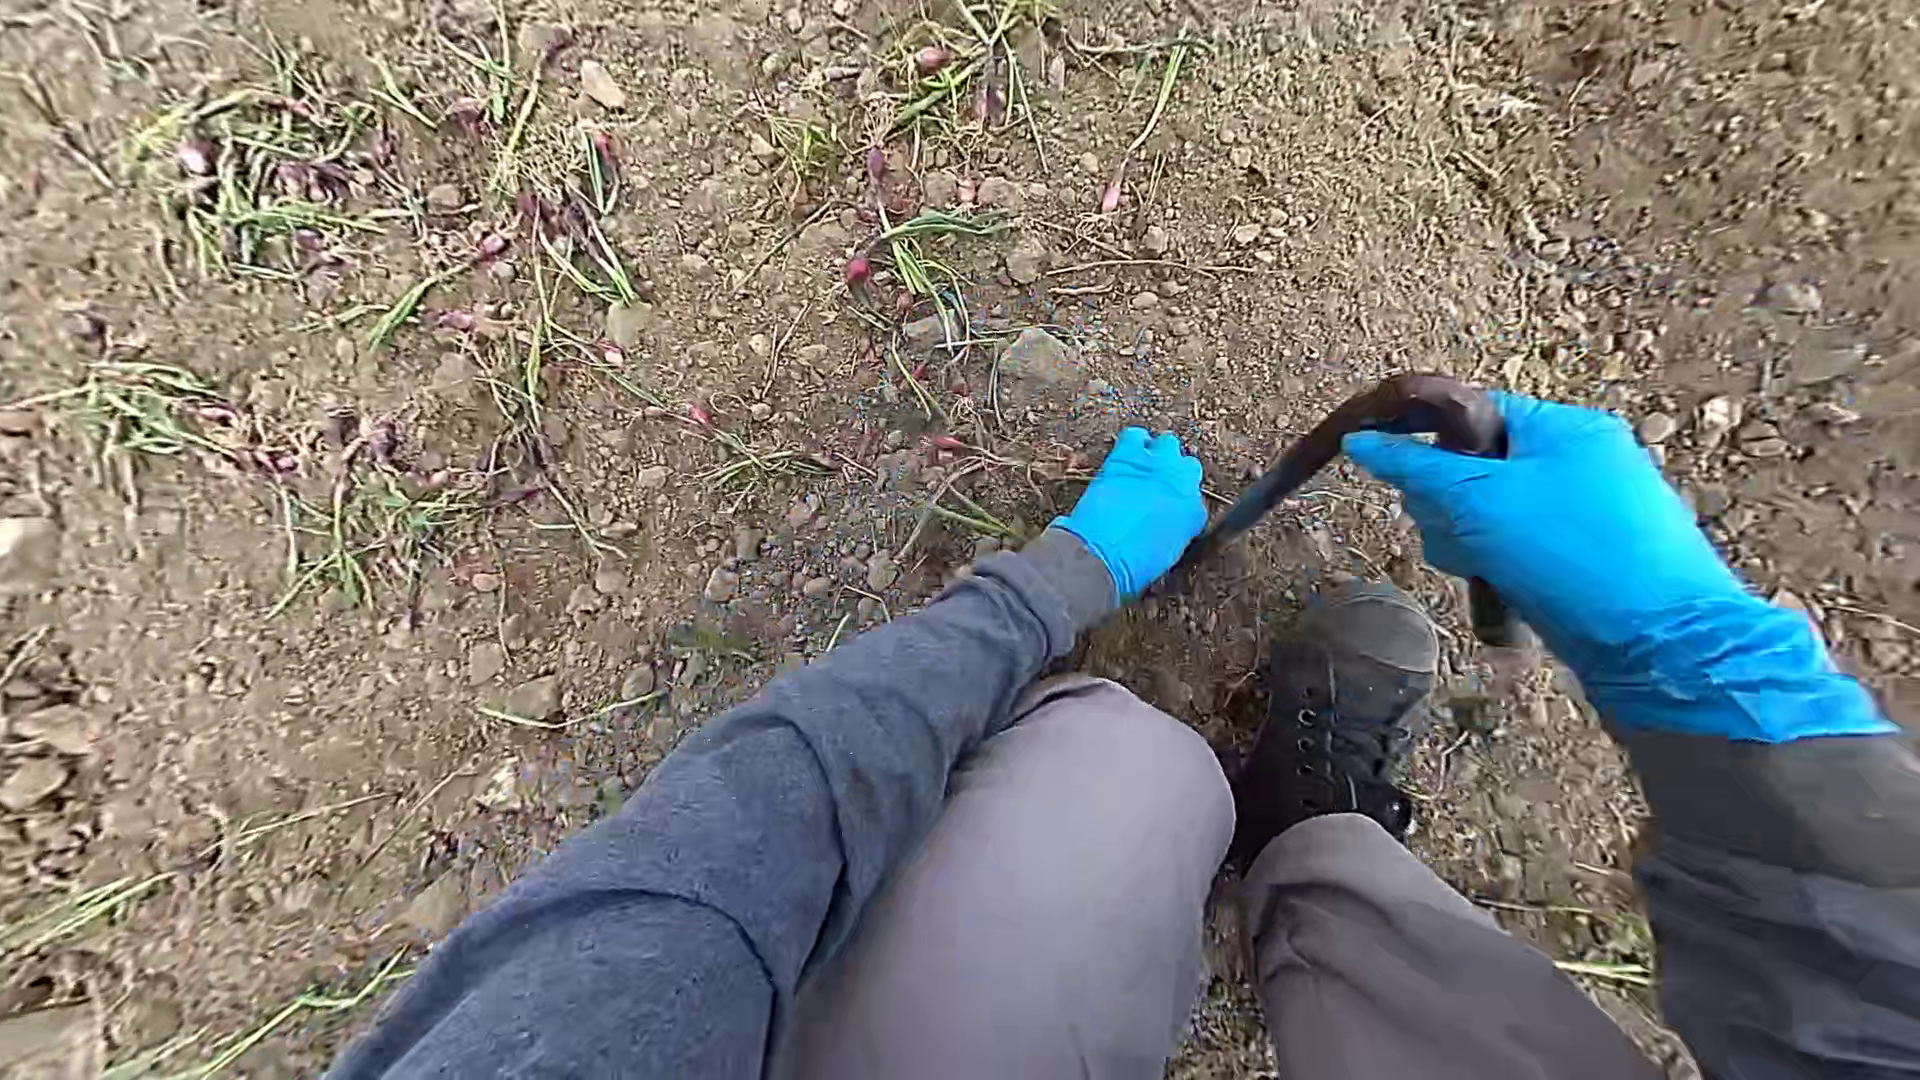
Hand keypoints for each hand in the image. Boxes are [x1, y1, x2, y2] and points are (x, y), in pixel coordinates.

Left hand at [1054, 427, 1206, 597]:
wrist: (1103, 554)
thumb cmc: (1131, 565)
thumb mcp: (1164, 555)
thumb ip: (1170, 534)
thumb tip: (1161, 529)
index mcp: (1193, 514)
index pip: (1195, 498)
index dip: (1179, 499)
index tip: (1166, 504)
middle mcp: (1182, 485)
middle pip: (1187, 466)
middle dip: (1174, 472)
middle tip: (1155, 483)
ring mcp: (1156, 467)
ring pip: (1167, 444)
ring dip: (1157, 453)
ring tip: (1143, 463)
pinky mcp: (1126, 457)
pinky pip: (1135, 436)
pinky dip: (1133, 442)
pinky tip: (1126, 450)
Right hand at [1343, 393, 1888, 740]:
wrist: (1651, 635)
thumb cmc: (1564, 547)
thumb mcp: (1475, 497)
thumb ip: (1411, 465)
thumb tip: (1356, 440)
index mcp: (1559, 429)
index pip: (1469, 411)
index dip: (1421, 433)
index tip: (1389, 462)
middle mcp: (1561, 460)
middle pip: (1459, 463)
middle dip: (1440, 498)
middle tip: (1451, 520)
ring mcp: (1557, 506)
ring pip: (1466, 506)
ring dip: (1453, 531)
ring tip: (1474, 555)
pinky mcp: (1550, 546)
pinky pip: (1487, 536)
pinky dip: (1476, 552)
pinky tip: (1486, 570)